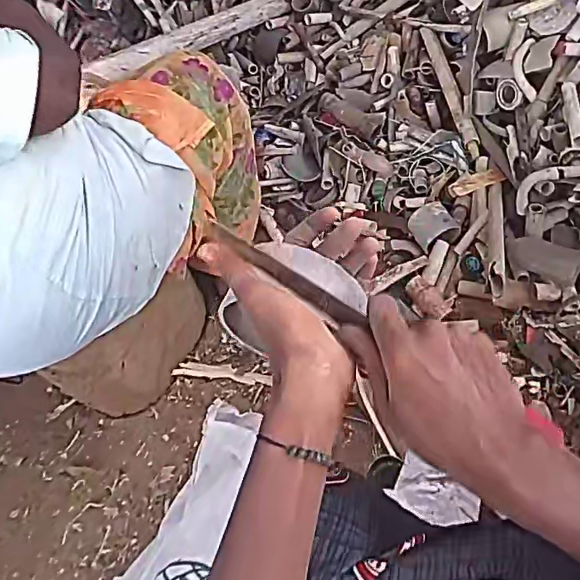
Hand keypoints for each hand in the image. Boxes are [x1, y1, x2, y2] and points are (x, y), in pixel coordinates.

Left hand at [194, 209, 380, 417]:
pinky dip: (366, 272)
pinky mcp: (344, 314)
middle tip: (355, 223)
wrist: (313, 364)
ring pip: (343, 268)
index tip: (329, 214)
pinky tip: (372, 261)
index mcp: (281, 281)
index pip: (299, 243)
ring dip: (356, 251)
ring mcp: (325, 302)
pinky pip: (357, 287)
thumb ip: (231, 268)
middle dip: (342, 234)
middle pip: (325, 253)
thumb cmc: (284, 334)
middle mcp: (303, 290)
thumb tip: (206, 251)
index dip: (315, 225)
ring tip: (368, 239)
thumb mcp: (253, 291)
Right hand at [364, 296, 545, 500]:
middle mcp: (431, 333)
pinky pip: (460, 342)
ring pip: (436, 336)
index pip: (379, 306)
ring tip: (440, 389)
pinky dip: (458, 359)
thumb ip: (370, 363)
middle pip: (409, 326)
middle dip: (407, 348)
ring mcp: (459, 335)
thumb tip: (354, 338)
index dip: (375, 319)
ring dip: (435, 354)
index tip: (374, 332)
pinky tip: (459, 387)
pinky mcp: (481, 342)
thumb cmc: (446, 438)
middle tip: (411, 380)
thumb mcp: (391, 409)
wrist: (497, 446)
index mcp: (401, 348)